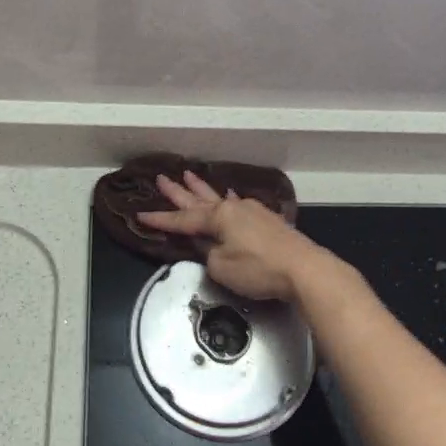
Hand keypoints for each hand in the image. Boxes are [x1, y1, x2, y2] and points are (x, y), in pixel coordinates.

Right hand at [137, 171, 330, 302]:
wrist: (304, 270)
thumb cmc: (259, 269)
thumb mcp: (222, 267)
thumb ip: (209, 255)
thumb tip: (211, 247)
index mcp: (219, 217)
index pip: (183, 220)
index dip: (161, 220)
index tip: (141, 215)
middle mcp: (234, 208)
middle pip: (200, 199)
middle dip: (179, 191)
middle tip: (162, 178)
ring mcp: (253, 212)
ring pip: (221, 197)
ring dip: (203, 189)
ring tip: (190, 176)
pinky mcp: (269, 222)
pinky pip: (241, 205)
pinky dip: (230, 200)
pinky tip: (232, 196)